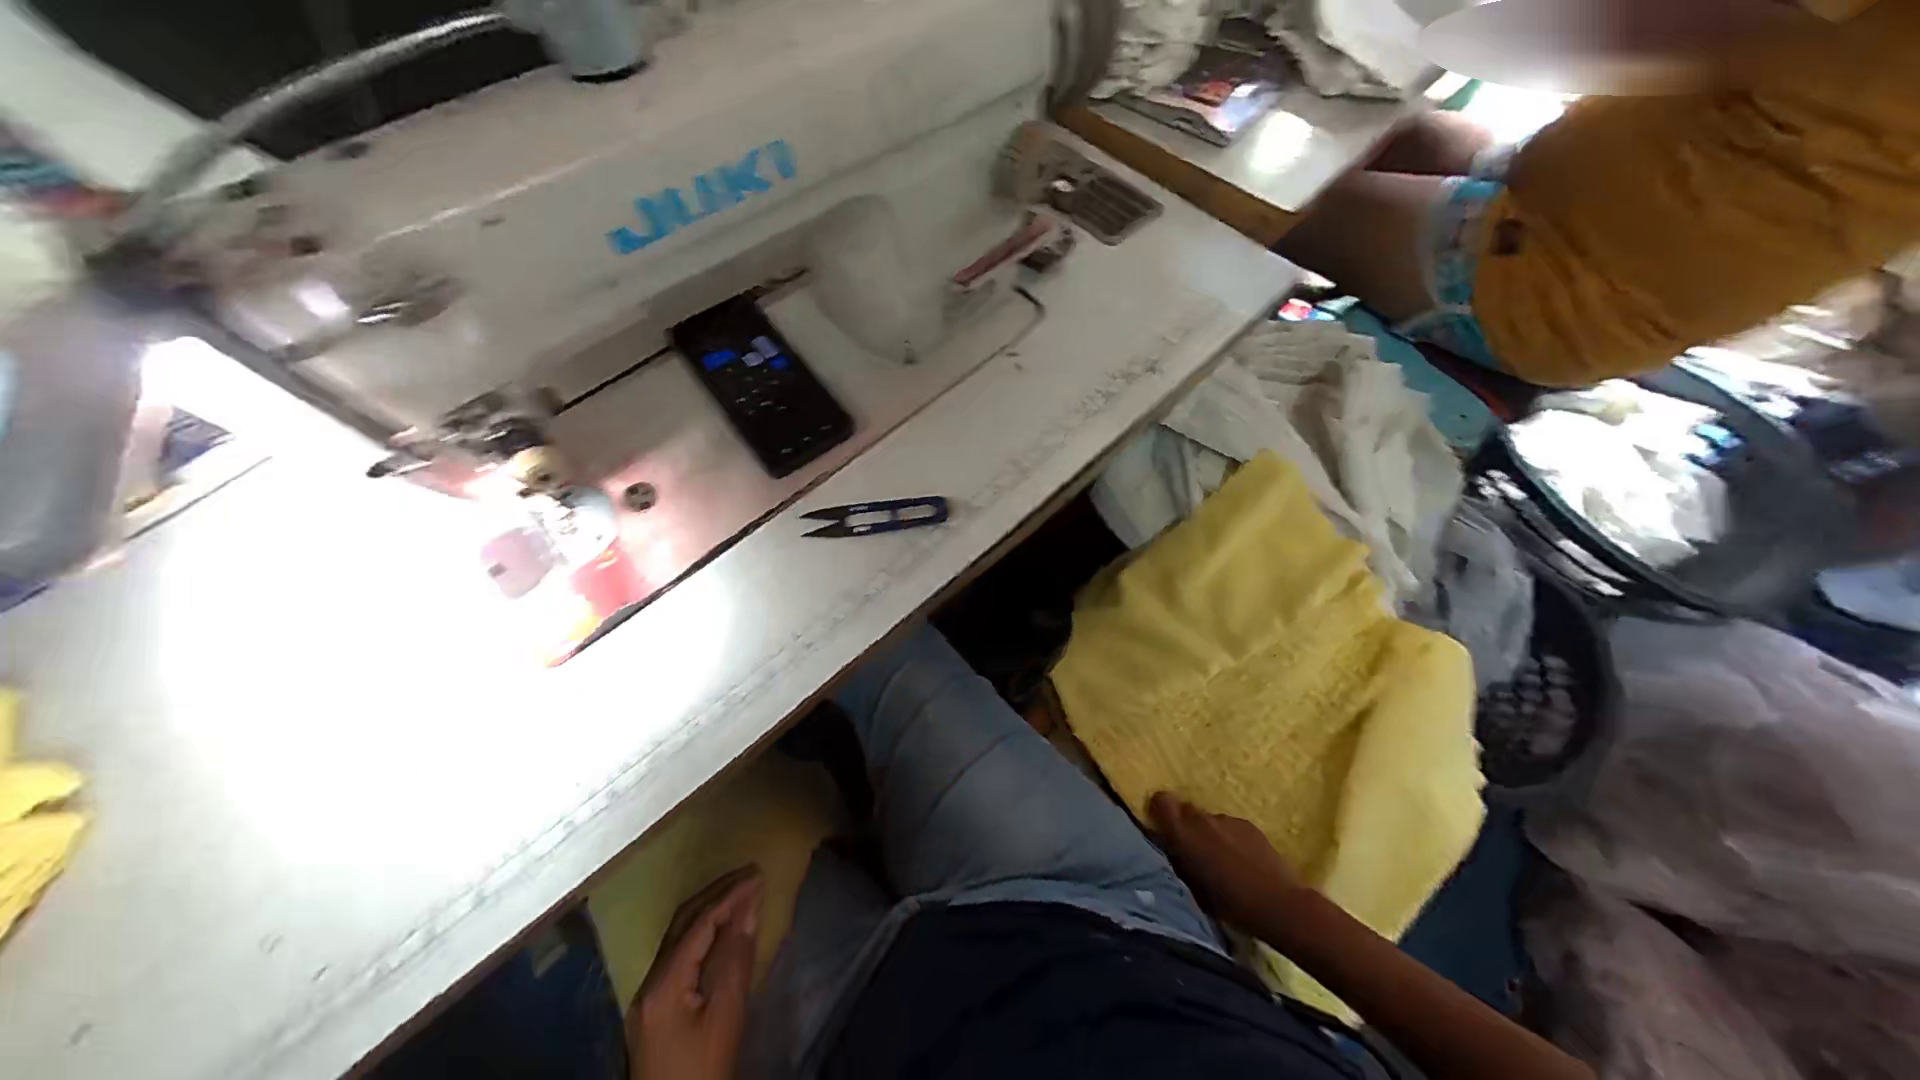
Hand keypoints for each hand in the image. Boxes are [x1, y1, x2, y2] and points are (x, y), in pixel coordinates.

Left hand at [628, 867, 762, 1079]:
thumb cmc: (703, 1072)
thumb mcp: (726, 1018)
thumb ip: (735, 959)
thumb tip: (748, 909)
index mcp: (663, 984)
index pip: (699, 923)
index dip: (730, 895)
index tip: (760, 875)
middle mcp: (648, 984)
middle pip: (682, 923)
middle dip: (717, 893)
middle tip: (751, 874)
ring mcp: (647, 998)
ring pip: (677, 938)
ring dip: (708, 910)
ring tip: (740, 893)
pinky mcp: (654, 1011)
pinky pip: (678, 955)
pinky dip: (701, 933)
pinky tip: (721, 930)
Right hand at [1149, 793, 1308, 933]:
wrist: (1280, 904)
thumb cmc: (1230, 903)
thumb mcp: (1194, 888)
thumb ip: (1180, 862)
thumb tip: (1174, 852)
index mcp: (1185, 833)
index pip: (1161, 801)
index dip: (1159, 810)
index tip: (1161, 826)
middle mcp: (1203, 819)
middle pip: (1185, 808)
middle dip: (1184, 824)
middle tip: (1191, 849)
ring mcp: (1228, 820)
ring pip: (1209, 820)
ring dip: (1209, 833)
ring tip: (1220, 859)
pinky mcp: (1250, 826)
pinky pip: (1230, 827)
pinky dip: (1229, 838)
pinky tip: (1241, 860)